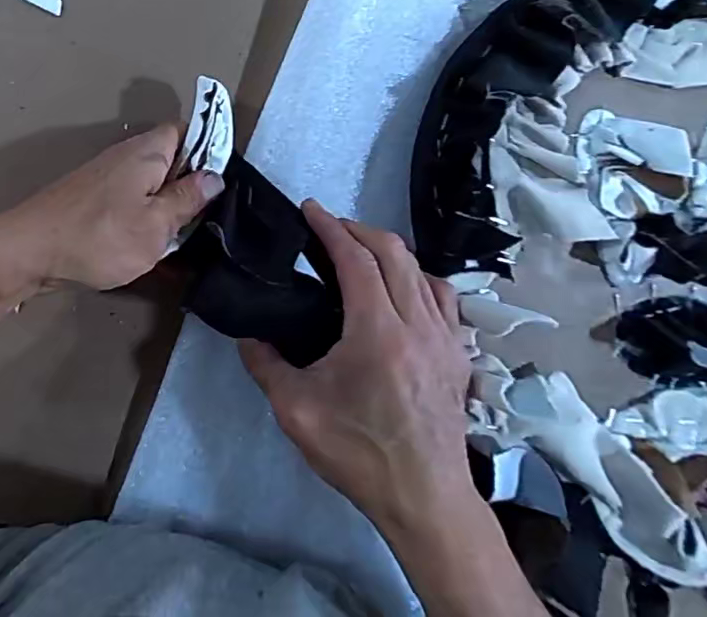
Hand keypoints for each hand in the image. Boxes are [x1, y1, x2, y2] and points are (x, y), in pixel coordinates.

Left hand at [0, 123, 223, 291]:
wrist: (27, 252)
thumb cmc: (99, 237)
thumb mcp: (155, 226)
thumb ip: (187, 200)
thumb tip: (214, 176)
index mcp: (148, 152)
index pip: (188, 130)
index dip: (209, 149)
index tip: (221, 180)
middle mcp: (127, 155)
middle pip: (172, 158)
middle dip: (189, 184)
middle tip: (203, 216)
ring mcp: (107, 176)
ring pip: (152, 182)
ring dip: (166, 205)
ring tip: (177, 236)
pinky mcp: (92, 197)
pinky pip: (132, 198)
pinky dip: (144, 216)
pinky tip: (147, 244)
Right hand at [238, 200, 474, 533]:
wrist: (425, 498)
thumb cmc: (360, 453)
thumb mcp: (297, 412)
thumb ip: (266, 366)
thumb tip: (248, 336)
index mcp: (378, 330)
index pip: (355, 258)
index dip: (330, 227)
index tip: (310, 208)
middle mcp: (417, 321)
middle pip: (392, 251)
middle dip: (357, 229)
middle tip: (328, 227)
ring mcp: (445, 335)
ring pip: (420, 269)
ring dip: (389, 250)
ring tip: (362, 253)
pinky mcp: (458, 352)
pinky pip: (443, 296)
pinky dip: (418, 277)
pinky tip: (404, 289)